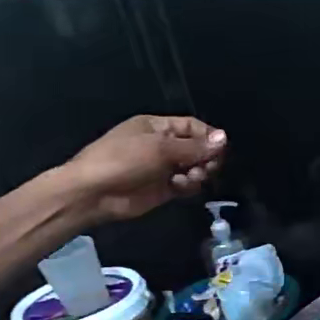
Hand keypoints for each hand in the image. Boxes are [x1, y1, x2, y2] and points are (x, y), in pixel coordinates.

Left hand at [61, 115, 226, 221]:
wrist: (94, 193)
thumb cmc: (123, 160)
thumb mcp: (159, 148)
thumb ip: (194, 147)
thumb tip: (225, 138)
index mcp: (156, 127)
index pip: (192, 127)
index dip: (208, 136)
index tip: (220, 149)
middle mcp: (161, 145)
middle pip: (196, 148)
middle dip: (206, 157)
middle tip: (208, 167)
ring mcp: (162, 168)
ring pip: (193, 168)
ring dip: (198, 172)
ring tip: (191, 178)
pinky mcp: (163, 189)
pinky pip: (185, 185)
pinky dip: (189, 186)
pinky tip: (182, 186)